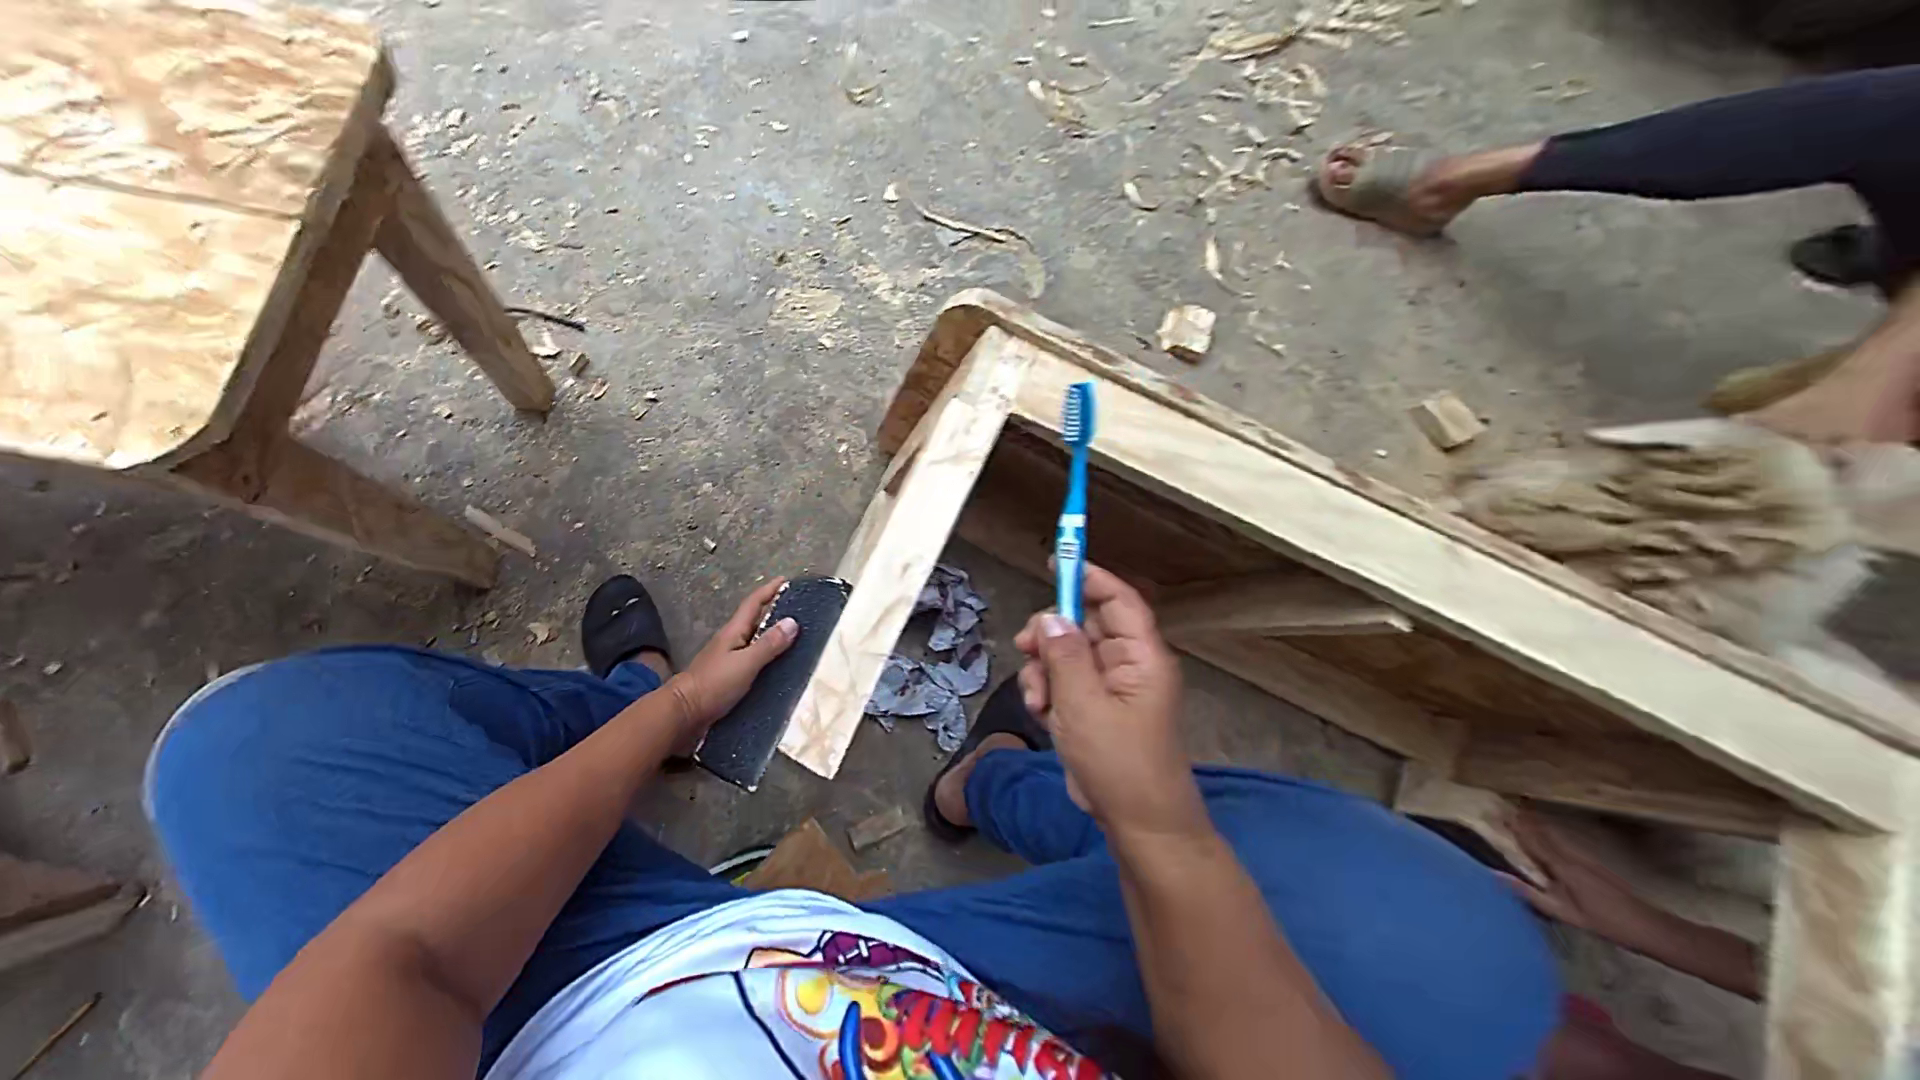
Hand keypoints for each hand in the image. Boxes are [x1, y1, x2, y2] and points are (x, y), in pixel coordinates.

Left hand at [664, 578, 797, 754]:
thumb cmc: (714, 684)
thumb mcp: (746, 663)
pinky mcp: (729, 677)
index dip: (769, 590)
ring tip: (794, 634)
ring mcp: (728, 659)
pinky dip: (767, 655)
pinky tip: (778, 664)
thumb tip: (793, 622)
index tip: (786, 580)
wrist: (683, 714)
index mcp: (734, 632)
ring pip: (754, 640)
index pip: (754, 603)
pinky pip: (753, 659)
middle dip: (774, 610)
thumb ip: (769, 644)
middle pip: (755, 619)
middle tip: (797, 607)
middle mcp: (731, 641)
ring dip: (771, 634)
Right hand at [1012, 563, 1202, 836]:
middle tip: (1026, 646)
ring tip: (1037, 699)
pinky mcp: (1096, 710)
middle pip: (1086, 625)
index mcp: (1141, 657)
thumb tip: (1051, 618)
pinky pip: (1066, 683)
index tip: (1057, 562)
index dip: (1090, 577)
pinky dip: (1048, 692)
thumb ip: (1065, 656)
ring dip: (1045, 670)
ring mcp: (1112, 689)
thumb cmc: (1119, 764)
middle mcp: (1129, 665)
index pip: (1118, 600)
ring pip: (1068, 655)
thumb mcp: (1084, 705)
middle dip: (1052, 635)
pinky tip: (1041, 713)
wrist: (1139, 825)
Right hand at [1501, 808, 1673, 953]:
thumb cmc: (1608, 924)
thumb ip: (1531, 894)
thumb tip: (1496, 875)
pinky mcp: (1596, 866)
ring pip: (1557, 837)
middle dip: (1526, 821)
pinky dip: (1552, 835)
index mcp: (1564, 868)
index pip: (1533, 842)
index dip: (1515, 827)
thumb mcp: (1566, 914)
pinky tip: (1550, 837)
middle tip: (1506, 808)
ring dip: (1539, 825)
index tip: (1497, 813)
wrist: (1655, 929)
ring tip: (1523, 816)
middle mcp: (1574, 858)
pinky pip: (1566, 844)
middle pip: (1546, 834)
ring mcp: (1588, 860)